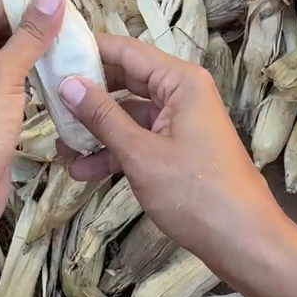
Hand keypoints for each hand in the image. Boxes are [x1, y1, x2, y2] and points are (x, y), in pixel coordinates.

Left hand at [0, 0, 63, 234]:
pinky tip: (62, 65)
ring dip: (36, 48)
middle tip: (75, 17)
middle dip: (34, 25)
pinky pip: (11, 76)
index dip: (26, 1)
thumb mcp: (1, 78)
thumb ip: (30, 35)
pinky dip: (33, 71)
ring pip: (8, 53)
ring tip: (74, 36)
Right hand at [60, 35, 291, 273]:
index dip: (89, 50)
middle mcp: (181, 92)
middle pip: (125, 80)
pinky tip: (83, 171)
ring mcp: (180, 121)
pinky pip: (140, 137)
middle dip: (89, 95)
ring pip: (129, 113)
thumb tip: (68, 83)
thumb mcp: (142, 154)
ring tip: (61, 145)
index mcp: (180, 80)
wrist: (247, 246)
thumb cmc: (197, 193)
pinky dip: (115, 151)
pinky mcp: (178, 148)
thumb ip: (102, 117)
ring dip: (97, 129)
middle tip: (49, 102)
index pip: (126, 50)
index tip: (53, 54)